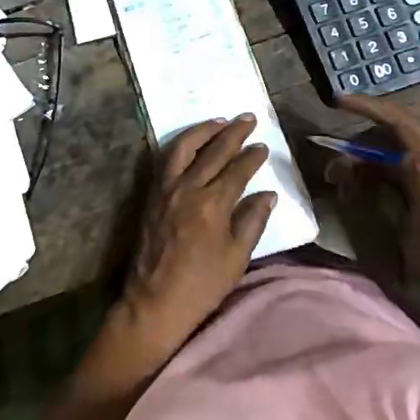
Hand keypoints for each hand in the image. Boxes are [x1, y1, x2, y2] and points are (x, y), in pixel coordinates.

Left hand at [122, 114, 275, 354]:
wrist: (154, 302)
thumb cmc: (202, 285)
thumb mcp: (237, 257)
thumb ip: (252, 220)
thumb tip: (267, 194)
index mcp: (212, 204)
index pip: (237, 169)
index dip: (252, 156)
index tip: (263, 146)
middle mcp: (188, 188)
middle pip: (213, 151)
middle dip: (233, 132)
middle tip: (248, 118)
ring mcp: (165, 189)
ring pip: (184, 147)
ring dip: (203, 130)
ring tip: (219, 121)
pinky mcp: (151, 194)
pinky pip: (167, 159)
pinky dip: (181, 145)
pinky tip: (191, 142)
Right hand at [334, 94, 419, 306]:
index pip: (402, 122)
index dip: (369, 107)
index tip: (336, 101)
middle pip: (387, 134)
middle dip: (356, 143)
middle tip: (333, 167)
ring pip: (382, 152)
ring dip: (357, 161)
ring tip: (338, 180)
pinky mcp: (416, 192)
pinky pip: (383, 171)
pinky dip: (363, 176)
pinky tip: (352, 191)